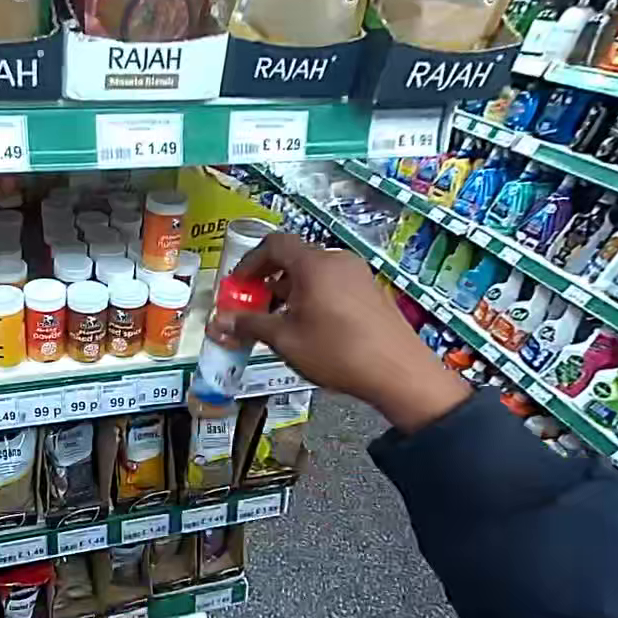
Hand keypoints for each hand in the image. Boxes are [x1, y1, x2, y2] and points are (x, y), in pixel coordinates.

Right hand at [213, 233, 469, 432]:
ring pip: (314, 272)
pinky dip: (313, 296)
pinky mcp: (371, 291)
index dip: (249, 262)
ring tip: (281, 321)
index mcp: (314, 264)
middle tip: (255, 305)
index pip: (274, 244)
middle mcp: (337, 260)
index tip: (238, 286)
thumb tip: (217, 323)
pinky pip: (333, 283)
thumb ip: (249, 325)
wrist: (399, 373)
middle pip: (294, 258)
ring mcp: (358, 274)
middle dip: (269, 280)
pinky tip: (311, 326)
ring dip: (291, 290)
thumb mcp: (285, 339)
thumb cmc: (337, 352)